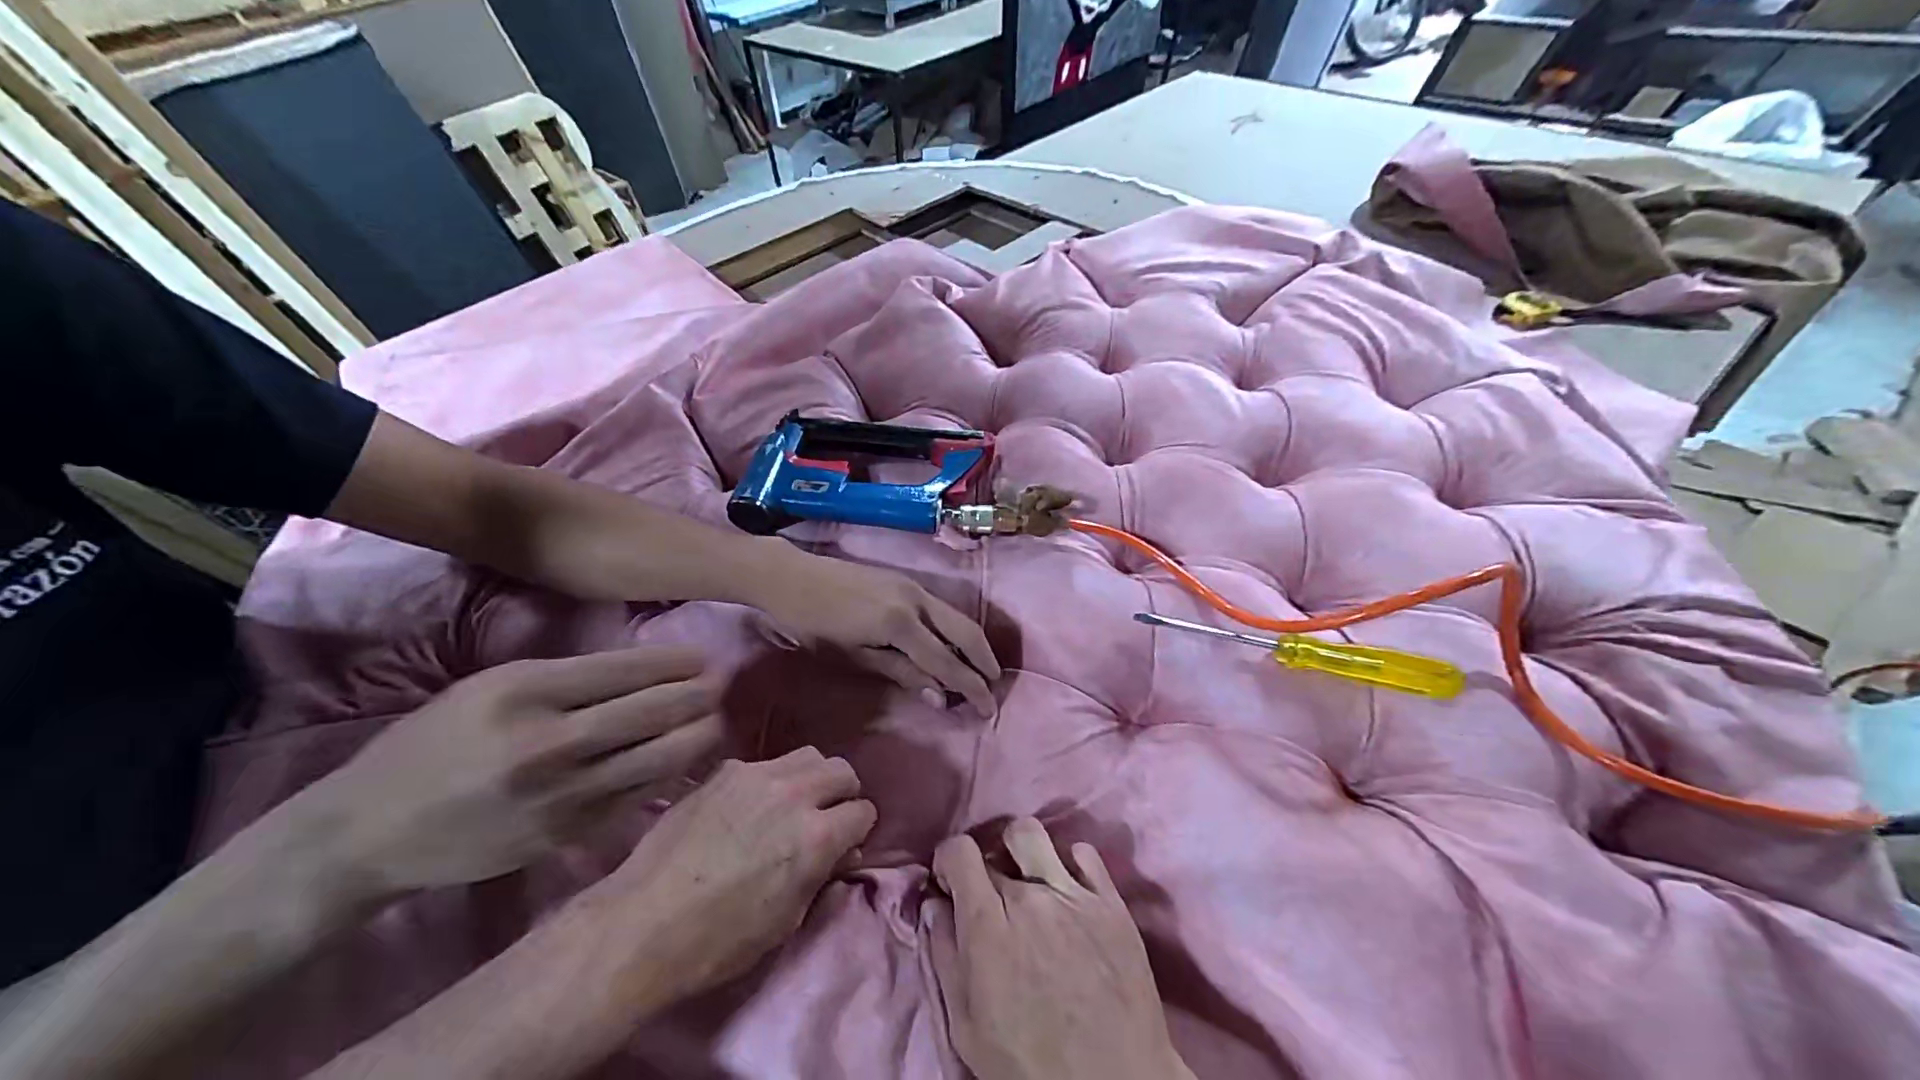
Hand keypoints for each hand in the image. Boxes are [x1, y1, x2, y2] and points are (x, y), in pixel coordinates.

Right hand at [299, 646, 724, 893]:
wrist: (369, 834)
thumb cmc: (432, 745)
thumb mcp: (490, 688)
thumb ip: (566, 677)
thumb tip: (642, 667)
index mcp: (525, 692)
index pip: (626, 670)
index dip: (676, 662)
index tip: (704, 657)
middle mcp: (550, 741)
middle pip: (653, 710)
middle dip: (700, 693)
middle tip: (725, 682)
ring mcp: (563, 794)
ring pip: (660, 756)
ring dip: (700, 732)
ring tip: (718, 716)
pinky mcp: (569, 834)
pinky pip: (640, 795)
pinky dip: (672, 772)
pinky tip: (690, 757)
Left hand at [579, 747, 875, 1005]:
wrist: (644, 924)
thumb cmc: (721, 940)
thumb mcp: (787, 920)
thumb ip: (822, 875)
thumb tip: (843, 850)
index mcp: (817, 835)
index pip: (865, 812)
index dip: (857, 833)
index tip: (844, 847)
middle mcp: (794, 794)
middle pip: (843, 771)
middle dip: (843, 795)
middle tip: (825, 818)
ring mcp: (757, 775)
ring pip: (809, 755)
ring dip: (812, 778)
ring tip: (793, 803)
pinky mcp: (724, 772)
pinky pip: (765, 763)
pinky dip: (771, 780)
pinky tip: (749, 806)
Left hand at [748, 545, 1000, 714]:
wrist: (792, 577)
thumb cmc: (814, 625)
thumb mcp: (854, 656)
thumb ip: (901, 672)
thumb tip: (940, 696)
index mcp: (900, 624)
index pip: (947, 662)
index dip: (970, 687)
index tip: (988, 709)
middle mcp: (917, 600)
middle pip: (965, 632)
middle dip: (985, 661)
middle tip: (994, 688)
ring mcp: (913, 586)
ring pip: (957, 617)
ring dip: (973, 644)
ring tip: (979, 670)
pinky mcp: (906, 580)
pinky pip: (942, 608)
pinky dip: (955, 629)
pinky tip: (952, 645)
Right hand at [929, 819, 1194, 1079]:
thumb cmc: (1028, 1063)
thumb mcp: (966, 1024)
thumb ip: (944, 955)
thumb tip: (934, 904)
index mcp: (987, 924)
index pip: (958, 849)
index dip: (948, 860)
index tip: (951, 883)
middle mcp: (1028, 896)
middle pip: (994, 849)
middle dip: (984, 868)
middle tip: (991, 899)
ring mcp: (1074, 894)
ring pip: (1034, 833)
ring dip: (1021, 849)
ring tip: (1026, 879)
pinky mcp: (1111, 902)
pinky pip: (1085, 852)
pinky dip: (1069, 863)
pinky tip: (1068, 890)